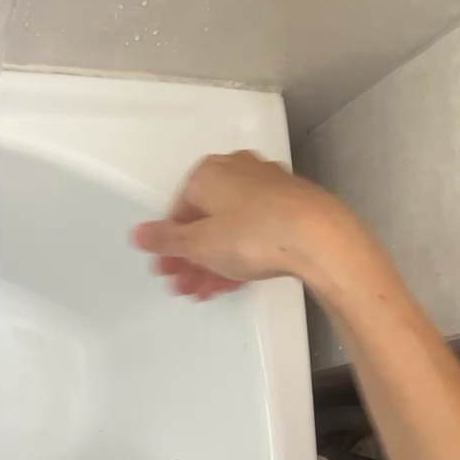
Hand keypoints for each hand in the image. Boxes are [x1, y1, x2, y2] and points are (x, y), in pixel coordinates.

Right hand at [131, 150, 378, 300]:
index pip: (177, 211)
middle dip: (194, 256)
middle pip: (204, 220)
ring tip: (211, 288)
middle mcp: (237, 171)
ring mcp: (266, 186)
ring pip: (230, 227)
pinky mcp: (288, 205)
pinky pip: (254, 230)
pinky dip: (241, 253)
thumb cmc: (259, 233)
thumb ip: (165, 240)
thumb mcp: (198, 245)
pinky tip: (237, 278)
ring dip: (216, 259)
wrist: (317, 238)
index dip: (171, 246)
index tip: (169, 267)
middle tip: (188, 282)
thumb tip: (141, 235)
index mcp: (208, 173)